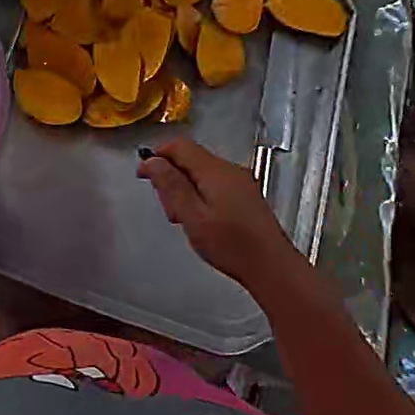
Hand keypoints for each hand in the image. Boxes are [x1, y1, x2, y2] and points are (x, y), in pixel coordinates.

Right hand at [137, 139, 294, 284]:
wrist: (271, 267)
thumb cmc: (229, 244)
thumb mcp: (192, 215)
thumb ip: (171, 185)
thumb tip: (152, 161)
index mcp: (215, 171)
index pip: (180, 146)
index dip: (157, 155)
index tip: (143, 176)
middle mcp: (230, 170)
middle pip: (190, 159)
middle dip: (170, 177)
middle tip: (168, 209)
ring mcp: (240, 182)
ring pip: (200, 173)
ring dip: (183, 189)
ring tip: (183, 218)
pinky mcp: (245, 196)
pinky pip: (213, 184)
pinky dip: (198, 196)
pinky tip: (199, 220)